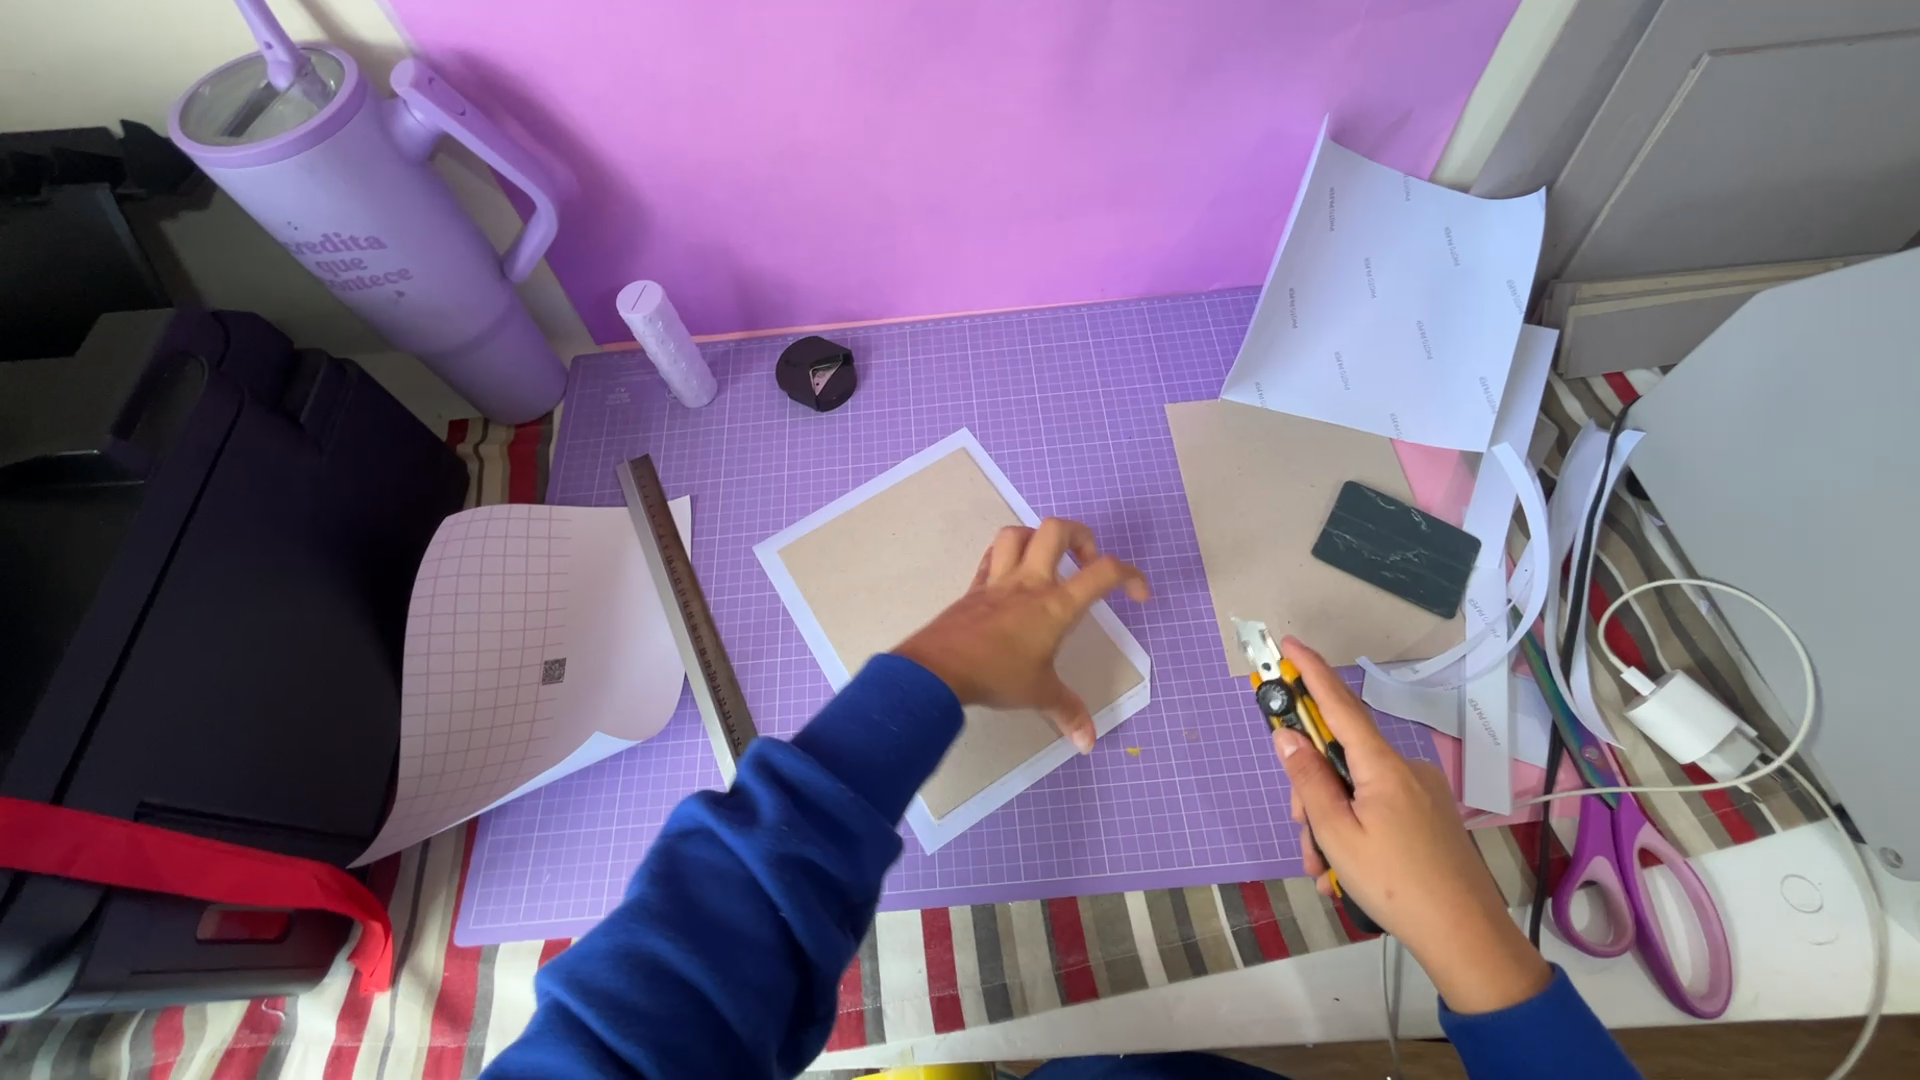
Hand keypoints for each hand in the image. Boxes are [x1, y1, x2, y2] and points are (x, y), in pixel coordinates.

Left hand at [893, 519, 1149, 751]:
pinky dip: (1005, 557)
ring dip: (1037, 538)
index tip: (1138, 595)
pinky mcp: (973, 588)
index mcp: (1056, 604)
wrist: (938, 669)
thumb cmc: (997, 676)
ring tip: (1048, 562)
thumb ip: (1068, 713)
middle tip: (1086, 562)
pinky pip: (991, 558)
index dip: (1131, 575)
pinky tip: (1010, 575)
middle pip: (1056, 530)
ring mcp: (998, 581)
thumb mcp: (1039, 694)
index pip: (1104, 572)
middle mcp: (1029, 582)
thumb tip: (1088, 743)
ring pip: (1017, 534)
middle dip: (1081, 536)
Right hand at [1274, 636, 1551, 1013]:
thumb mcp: (1336, 834)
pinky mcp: (1429, 816)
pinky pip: (1376, 808)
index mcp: (1383, 767)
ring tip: (1326, 869)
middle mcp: (1404, 769)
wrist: (1468, 941)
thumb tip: (1286, 736)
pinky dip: (1355, 831)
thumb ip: (1307, 780)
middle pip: (1339, 759)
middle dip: (1311, 793)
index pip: (1339, 704)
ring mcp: (1420, 793)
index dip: (1311, 672)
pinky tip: (1347, 872)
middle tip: (1304, 837)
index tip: (1288, 644)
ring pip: (1354, 790)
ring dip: (1330, 823)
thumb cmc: (1395, 885)